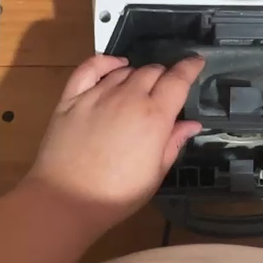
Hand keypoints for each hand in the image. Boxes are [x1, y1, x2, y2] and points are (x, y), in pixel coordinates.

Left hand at [21, 54, 204, 232]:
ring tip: (139, 89)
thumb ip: (173, 142)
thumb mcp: (155, 174)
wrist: (66, 200)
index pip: (177, 80)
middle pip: (152, 71)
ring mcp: (97, 95)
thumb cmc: (117, 195)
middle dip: (164, 76)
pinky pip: (90, 68)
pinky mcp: (72, 98)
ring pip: (125, 70)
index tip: (196, 62)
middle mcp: (128, 98)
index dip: (190, 67)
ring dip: (138, 75)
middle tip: (164, 91)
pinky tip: (115, 66)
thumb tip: (191, 124)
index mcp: (154, 117)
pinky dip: (106, 62)